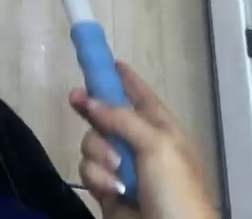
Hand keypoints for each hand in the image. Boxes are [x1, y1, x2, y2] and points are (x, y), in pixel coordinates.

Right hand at [69, 61, 217, 218]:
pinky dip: (98, 176)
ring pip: (92, 141)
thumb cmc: (177, 191)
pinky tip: (111, 189)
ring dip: (100, 152)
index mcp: (162, 130)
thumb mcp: (157, 146)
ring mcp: (123, 169)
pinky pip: (89, 169)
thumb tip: (88, 100)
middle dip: (92, 108)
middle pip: (107, 114)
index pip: (141, 95)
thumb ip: (121, 118)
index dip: (124, 77)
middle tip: (74, 98)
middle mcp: (140, 145)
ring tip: (115, 168)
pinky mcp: (107, 190)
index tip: (105, 60)